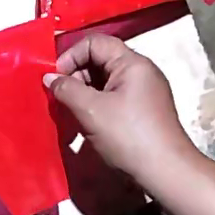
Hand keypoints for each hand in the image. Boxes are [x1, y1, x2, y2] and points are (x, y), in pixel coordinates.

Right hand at [45, 35, 200, 186]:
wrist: (165, 171)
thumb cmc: (128, 136)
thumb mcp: (91, 111)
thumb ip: (67, 90)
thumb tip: (49, 78)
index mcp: (132, 63)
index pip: (95, 43)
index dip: (71, 56)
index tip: (56, 80)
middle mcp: (141, 72)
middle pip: (100, 61)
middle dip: (76, 76)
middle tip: (61, 99)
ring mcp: (145, 92)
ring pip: (106, 82)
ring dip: (85, 94)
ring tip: (72, 114)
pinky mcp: (144, 111)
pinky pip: (115, 99)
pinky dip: (97, 106)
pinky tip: (88, 125)